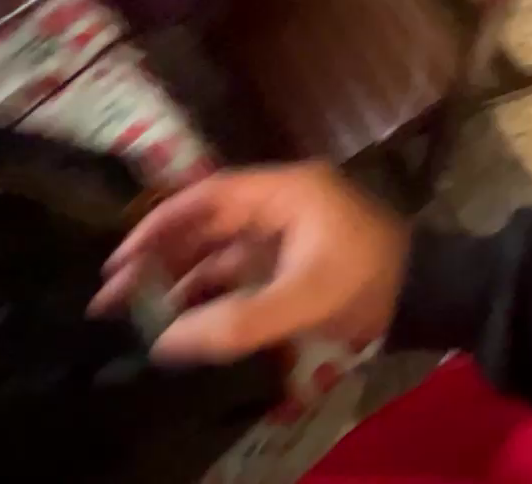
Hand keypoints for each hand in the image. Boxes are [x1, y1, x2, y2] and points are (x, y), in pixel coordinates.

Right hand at [89, 162, 409, 363]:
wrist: (422, 291)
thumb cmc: (366, 280)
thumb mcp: (303, 299)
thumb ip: (234, 321)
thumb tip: (164, 342)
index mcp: (289, 190)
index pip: (211, 194)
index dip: (160, 223)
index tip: (119, 259)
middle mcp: (285, 200)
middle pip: (209, 219)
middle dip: (160, 254)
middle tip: (109, 296)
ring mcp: (289, 227)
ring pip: (221, 245)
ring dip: (180, 274)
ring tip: (132, 312)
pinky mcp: (294, 255)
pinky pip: (241, 266)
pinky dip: (210, 288)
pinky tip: (179, 318)